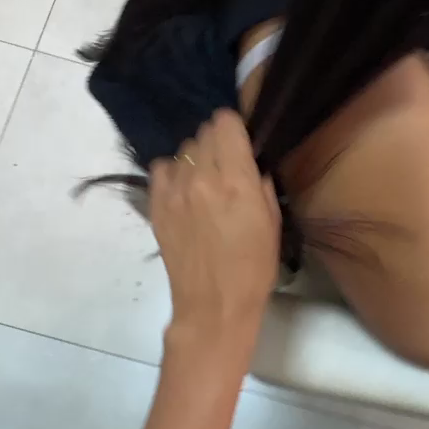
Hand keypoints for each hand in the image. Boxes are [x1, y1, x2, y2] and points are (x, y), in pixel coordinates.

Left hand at [149, 110, 281, 347]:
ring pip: (183, 149)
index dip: (235, 128)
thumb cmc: (253, 268)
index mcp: (237, 181)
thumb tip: (251, 165)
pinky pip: (161, 168)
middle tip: (227, 166)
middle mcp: (202, 177)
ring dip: (196, 158)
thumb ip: (260, 185)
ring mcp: (175, 191)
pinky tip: (184, 190)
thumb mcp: (272, 223)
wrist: (214, 305)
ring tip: (205, 181)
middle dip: (218, 143)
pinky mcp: (156, 206)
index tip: (240, 142)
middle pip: (204, 133)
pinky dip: (173, 172)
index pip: (226, 123)